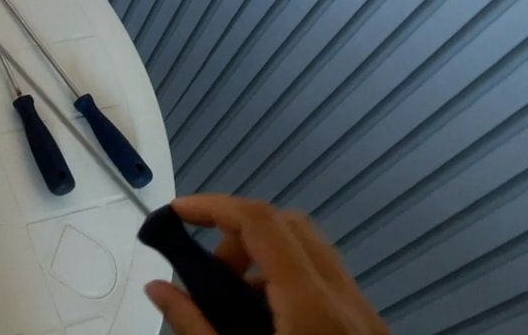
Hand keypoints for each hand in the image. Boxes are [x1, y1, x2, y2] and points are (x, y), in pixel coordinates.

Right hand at [146, 195, 387, 334]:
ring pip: (313, 252)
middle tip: (210, 266)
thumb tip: (159, 289)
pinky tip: (270, 324)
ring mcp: (368, 322)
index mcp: (314, 308)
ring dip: (266, 255)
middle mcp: (347, 305)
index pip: (259, 221)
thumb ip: (196, 328)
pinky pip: (328, 284)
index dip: (212, 205)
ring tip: (235, 299)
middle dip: (240, 229)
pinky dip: (290, 281)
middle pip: (289, 225)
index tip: (176, 214)